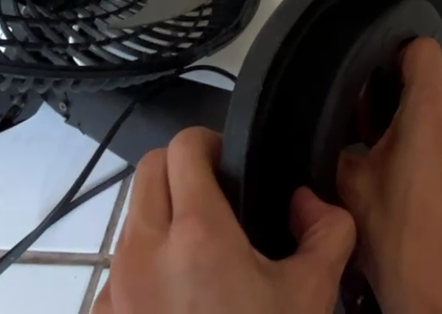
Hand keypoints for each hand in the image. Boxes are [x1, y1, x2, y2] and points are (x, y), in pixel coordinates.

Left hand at [95, 127, 354, 313]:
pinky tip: (178, 298)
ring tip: (200, 253)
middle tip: (218, 195)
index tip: (231, 162)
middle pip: (149, 170)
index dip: (210, 143)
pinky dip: (145, 265)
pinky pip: (119, 268)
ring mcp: (113, 291)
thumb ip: (327, 228)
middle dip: (182, 169)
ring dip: (162, 216)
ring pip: (132, 218)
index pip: (184, 147)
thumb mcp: (313, 293)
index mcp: (196, 234)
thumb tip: (307, 200)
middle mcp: (143, 253)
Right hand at [337, 38, 441, 313]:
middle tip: (374, 122)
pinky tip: (425, 190)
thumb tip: (344, 140)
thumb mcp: (351, 187)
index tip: (377, 74)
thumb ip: (344, 147)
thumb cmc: (402, 244)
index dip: (396, 53)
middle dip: (405, 91)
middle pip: (438, 79)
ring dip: (427, 123)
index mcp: (430, 110)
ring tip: (396, 160)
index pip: (422, 49)